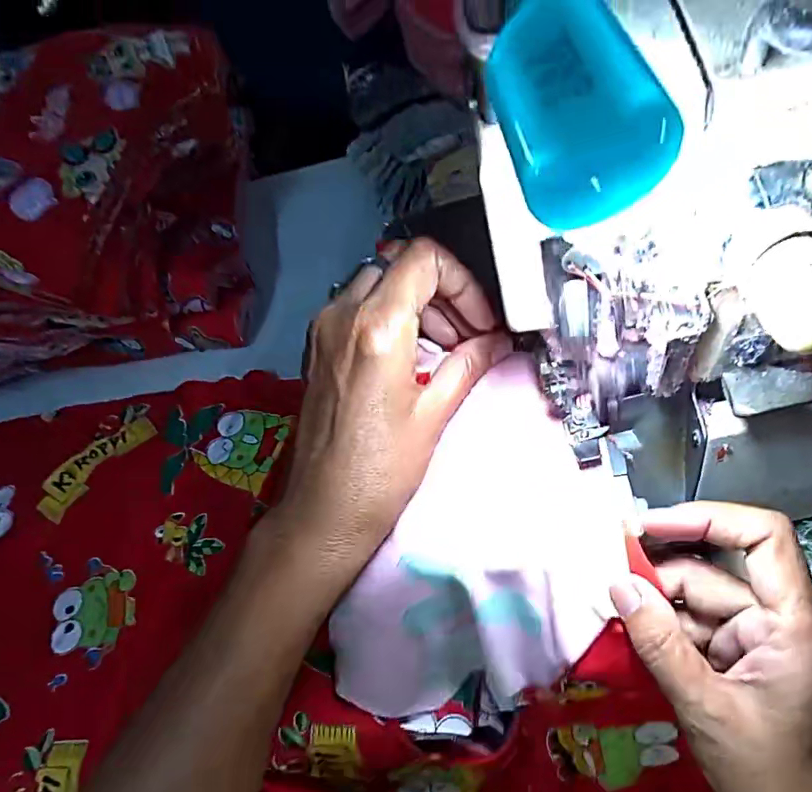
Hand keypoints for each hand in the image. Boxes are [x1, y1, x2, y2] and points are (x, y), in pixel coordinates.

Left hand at [271, 237, 510, 579]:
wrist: (324, 511)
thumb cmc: (377, 475)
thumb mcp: (433, 415)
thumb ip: (468, 365)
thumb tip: (496, 342)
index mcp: (376, 328)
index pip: (425, 259)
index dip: (464, 283)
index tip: (479, 323)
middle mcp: (341, 317)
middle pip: (401, 269)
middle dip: (444, 297)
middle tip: (469, 340)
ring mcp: (323, 332)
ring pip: (378, 287)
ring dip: (418, 308)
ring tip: (443, 354)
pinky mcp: (316, 350)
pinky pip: (357, 312)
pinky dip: (390, 322)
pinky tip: (410, 363)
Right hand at [610, 502, 811, 791]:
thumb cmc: (766, 774)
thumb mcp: (704, 705)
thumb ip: (658, 643)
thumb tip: (617, 585)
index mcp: (792, 622)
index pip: (763, 538)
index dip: (708, 519)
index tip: (649, 527)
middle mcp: (779, 622)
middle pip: (717, 574)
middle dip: (661, 575)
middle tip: (605, 575)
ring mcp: (759, 644)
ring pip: (700, 605)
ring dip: (656, 608)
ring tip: (608, 611)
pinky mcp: (740, 665)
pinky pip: (697, 634)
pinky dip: (665, 634)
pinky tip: (629, 637)